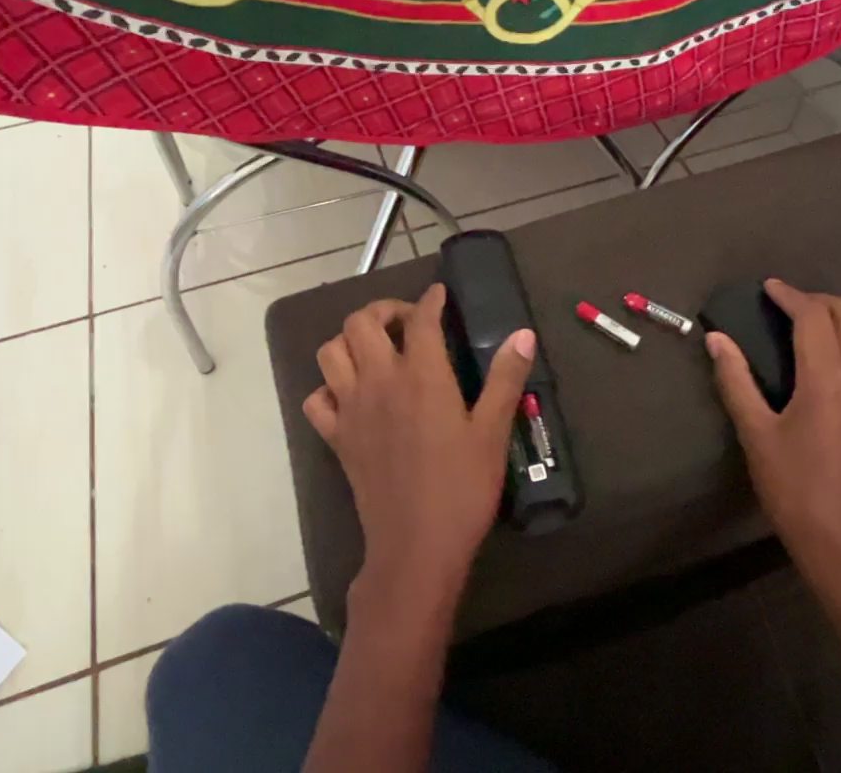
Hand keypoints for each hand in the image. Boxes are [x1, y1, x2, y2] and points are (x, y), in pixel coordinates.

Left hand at [303, 284, 535, 599]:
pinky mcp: (337, 437)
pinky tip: (352, 395)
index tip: (439, 295)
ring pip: (330, 351)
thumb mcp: (492, 433)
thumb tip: (523, 334)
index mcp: (422, 375)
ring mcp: (351, 408)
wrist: (416, 546)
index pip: (421, 319)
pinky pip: (317, 399)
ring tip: (375, 350)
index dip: (430, 300)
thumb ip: (505, 378)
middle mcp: (379, 381)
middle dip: (382, 310)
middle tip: (406, 323)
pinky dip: (328, 388)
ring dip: (349, 341)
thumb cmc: (462, 488)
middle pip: (361, 321)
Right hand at [706, 279, 840, 578]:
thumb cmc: (792, 486)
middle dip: (820, 300)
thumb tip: (717, 338)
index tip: (768, 288)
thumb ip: (735, 380)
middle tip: (788, 306)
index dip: (790, 295)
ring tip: (823, 324)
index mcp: (825, 379)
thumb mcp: (754, 433)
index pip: (813, 317)